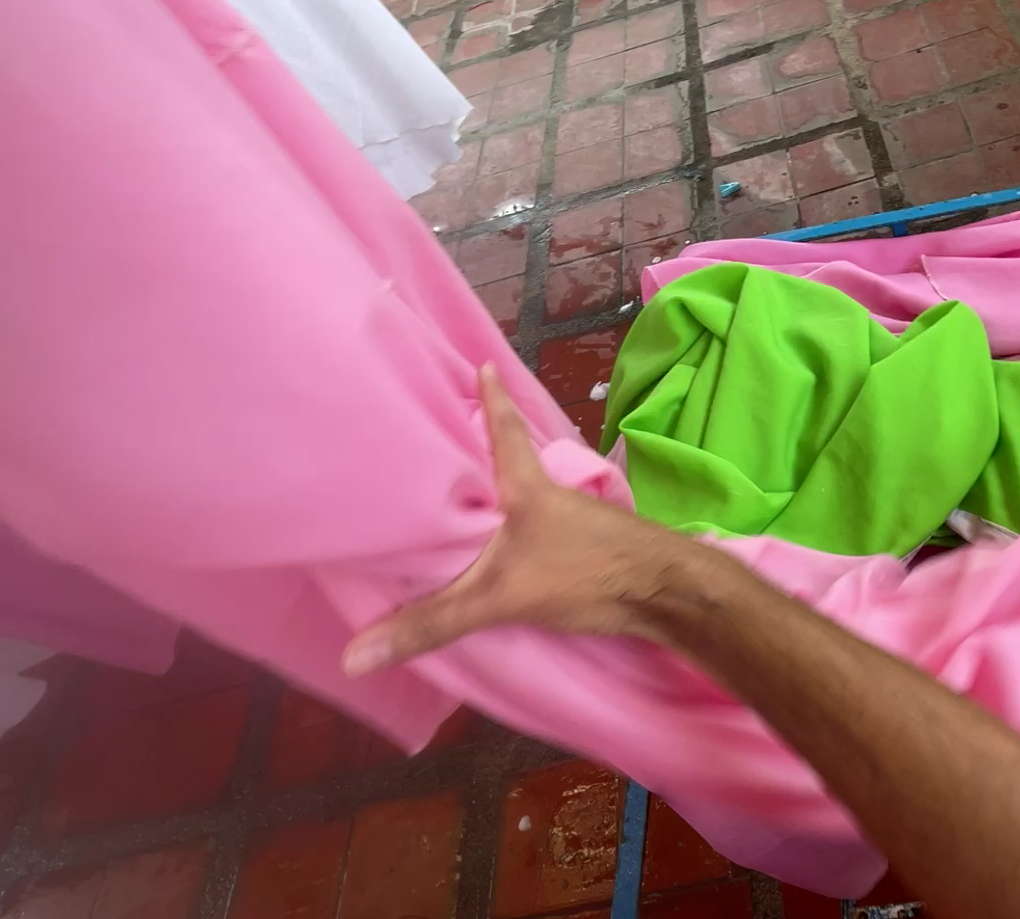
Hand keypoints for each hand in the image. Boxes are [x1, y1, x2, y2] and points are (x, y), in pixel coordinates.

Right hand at [341, 363, 724, 675]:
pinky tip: (504, 542)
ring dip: (499, 489)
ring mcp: (573, 518)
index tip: (485, 365)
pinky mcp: (586, 544)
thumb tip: (354, 655)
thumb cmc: (587, 571)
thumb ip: (433, 622)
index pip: (507, 430)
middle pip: (512, 460)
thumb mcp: (503, 596)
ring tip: (461, 489)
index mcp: (530, 486)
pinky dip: (516, 524)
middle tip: (444, 430)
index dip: (495, 400)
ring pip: (525, 495)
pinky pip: (538, 526)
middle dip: (482, 446)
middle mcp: (552, 493)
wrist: (664, 590)